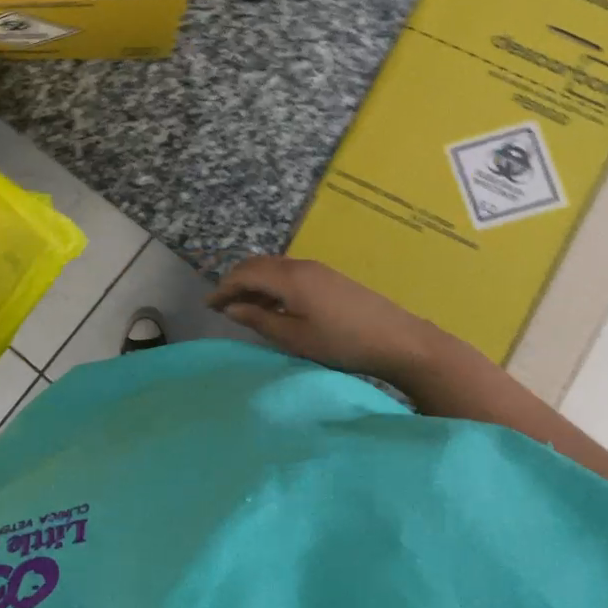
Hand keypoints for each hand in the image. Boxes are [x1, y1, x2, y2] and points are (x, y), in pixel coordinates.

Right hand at [206, 256, 441, 381]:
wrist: (399, 340)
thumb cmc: (342, 342)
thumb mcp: (295, 338)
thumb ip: (259, 320)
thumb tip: (232, 308)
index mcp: (289, 278)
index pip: (244, 274)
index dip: (223, 288)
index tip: (208, 305)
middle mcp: (300, 266)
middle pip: (257, 264)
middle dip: (235, 281)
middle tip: (222, 303)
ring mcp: (318, 270)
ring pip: (273, 267)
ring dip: (253, 282)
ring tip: (243, 306)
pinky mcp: (330, 278)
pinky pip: (288, 273)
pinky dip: (271, 284)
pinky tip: (273, 305)